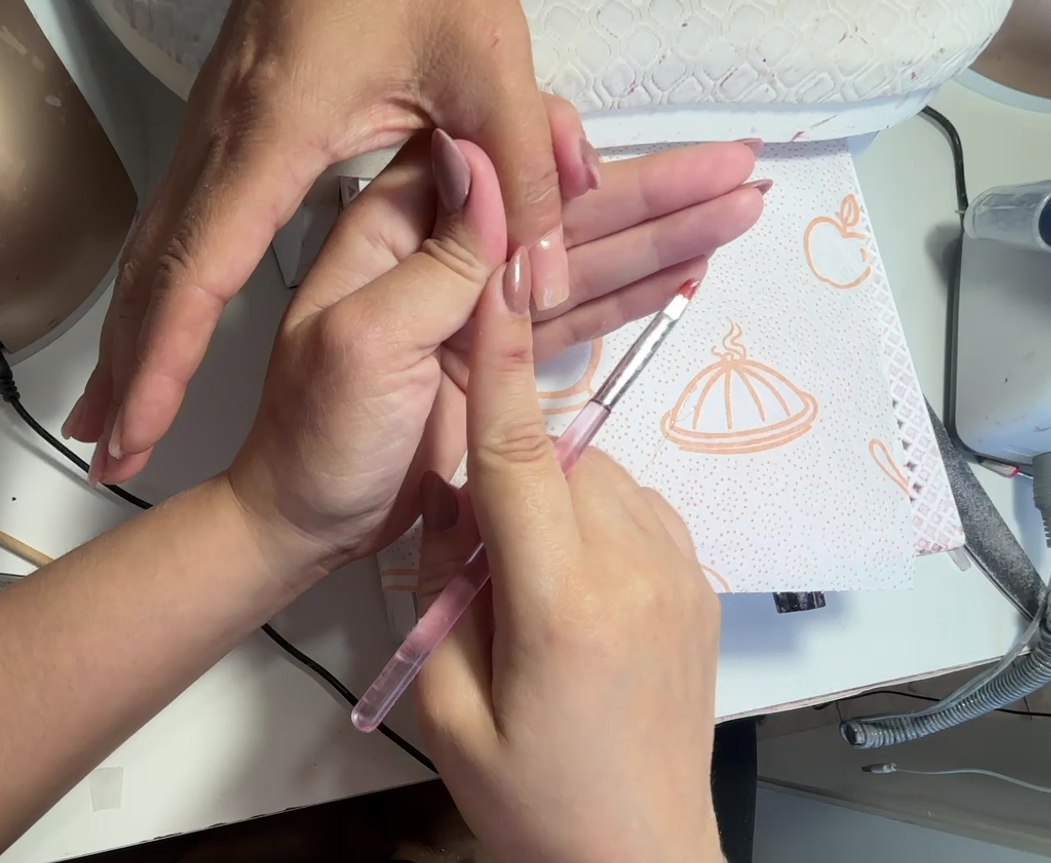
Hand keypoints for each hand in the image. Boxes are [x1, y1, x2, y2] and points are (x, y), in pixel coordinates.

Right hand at [69, 0, 597, 483]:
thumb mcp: (484, 60)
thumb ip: (518, 173)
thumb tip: (538, 281)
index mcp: (271, 140)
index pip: (198, 274)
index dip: (162, 364)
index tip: (134, 431)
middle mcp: (218, 146)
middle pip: (150, 277)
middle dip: (123, 372)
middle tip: (105, 446)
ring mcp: (209, 140)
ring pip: (147, 255)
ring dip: (126, 339)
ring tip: (108, 410)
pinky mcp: (219, 138)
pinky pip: (166, 231)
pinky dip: (150, 296)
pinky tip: (150, 327)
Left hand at [227, 134, 764, 569]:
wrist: (313, 518)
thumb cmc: (320, 437)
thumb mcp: (367, 343)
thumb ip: (435, 264)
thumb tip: (489, 169)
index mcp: (388, 237)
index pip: (483, 161)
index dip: (553, 154)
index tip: (616, 167)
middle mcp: (435, 261)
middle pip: (547, 209)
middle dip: (641, 192)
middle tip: (734, 173)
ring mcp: (470, 314)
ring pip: (572, 263)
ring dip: (653, 239)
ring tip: (738, 213)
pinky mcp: (495, 362)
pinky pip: (569, 320)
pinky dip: (625, 299)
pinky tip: (683, 273)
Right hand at [411, 263, 728, 862]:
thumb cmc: (531, 802)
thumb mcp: (450, 707)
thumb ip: (443, 590)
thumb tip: (451, 500)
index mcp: (563, 604)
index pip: (521, 453)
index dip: (502, 361)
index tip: (494, 274)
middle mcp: (637, 566)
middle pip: (560, 452)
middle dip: (505, 452)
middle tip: (467, 525)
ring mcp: (681, 569)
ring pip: (597, 473)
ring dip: (546, 486)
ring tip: (515, 568)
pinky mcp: (699, 580)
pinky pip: (629, 505)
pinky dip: (585, 510)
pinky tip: (564, 575)